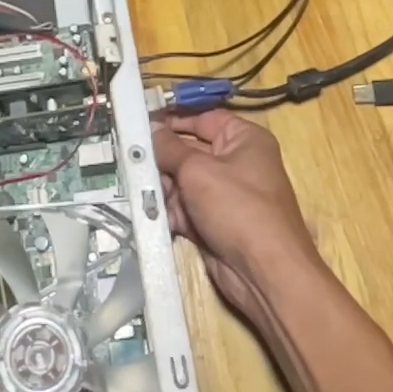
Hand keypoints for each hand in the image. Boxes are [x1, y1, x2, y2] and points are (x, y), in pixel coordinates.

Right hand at [152, 110, 325, 323]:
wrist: (264, 274)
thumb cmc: (238, 208)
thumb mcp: (198, 170)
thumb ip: (169, 148)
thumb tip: (152, 130)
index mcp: (243, 139)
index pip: (203, 118)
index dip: (173, 117)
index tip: (139, 119)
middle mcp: (235, 163)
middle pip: (188, 150)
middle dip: (161, 157)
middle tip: (128, 157)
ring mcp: (223, 194)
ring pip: (181, 180)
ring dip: (161, 186)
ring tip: (138, 187)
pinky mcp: (212, 221)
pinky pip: (183, 207)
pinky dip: (167, 209)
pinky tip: (148, 211)